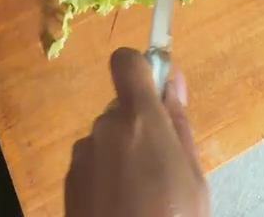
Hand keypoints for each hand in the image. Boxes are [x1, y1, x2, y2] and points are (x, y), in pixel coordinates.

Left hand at [64, 49, 208, 216]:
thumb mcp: (194, 177)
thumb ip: (179, 123)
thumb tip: (173, 79)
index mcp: (139, 118)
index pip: (127, 61)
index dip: (140, 69)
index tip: (155, 90)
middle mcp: (104, 127)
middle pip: (120, 109)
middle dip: (138, 127)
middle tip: (161, 168)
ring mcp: (82, 155)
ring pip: (106, 139)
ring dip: (121, 156)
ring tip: (142, 197)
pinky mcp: (69, 182)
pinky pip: (92, 164)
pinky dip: (105, 177)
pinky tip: (120, 208)